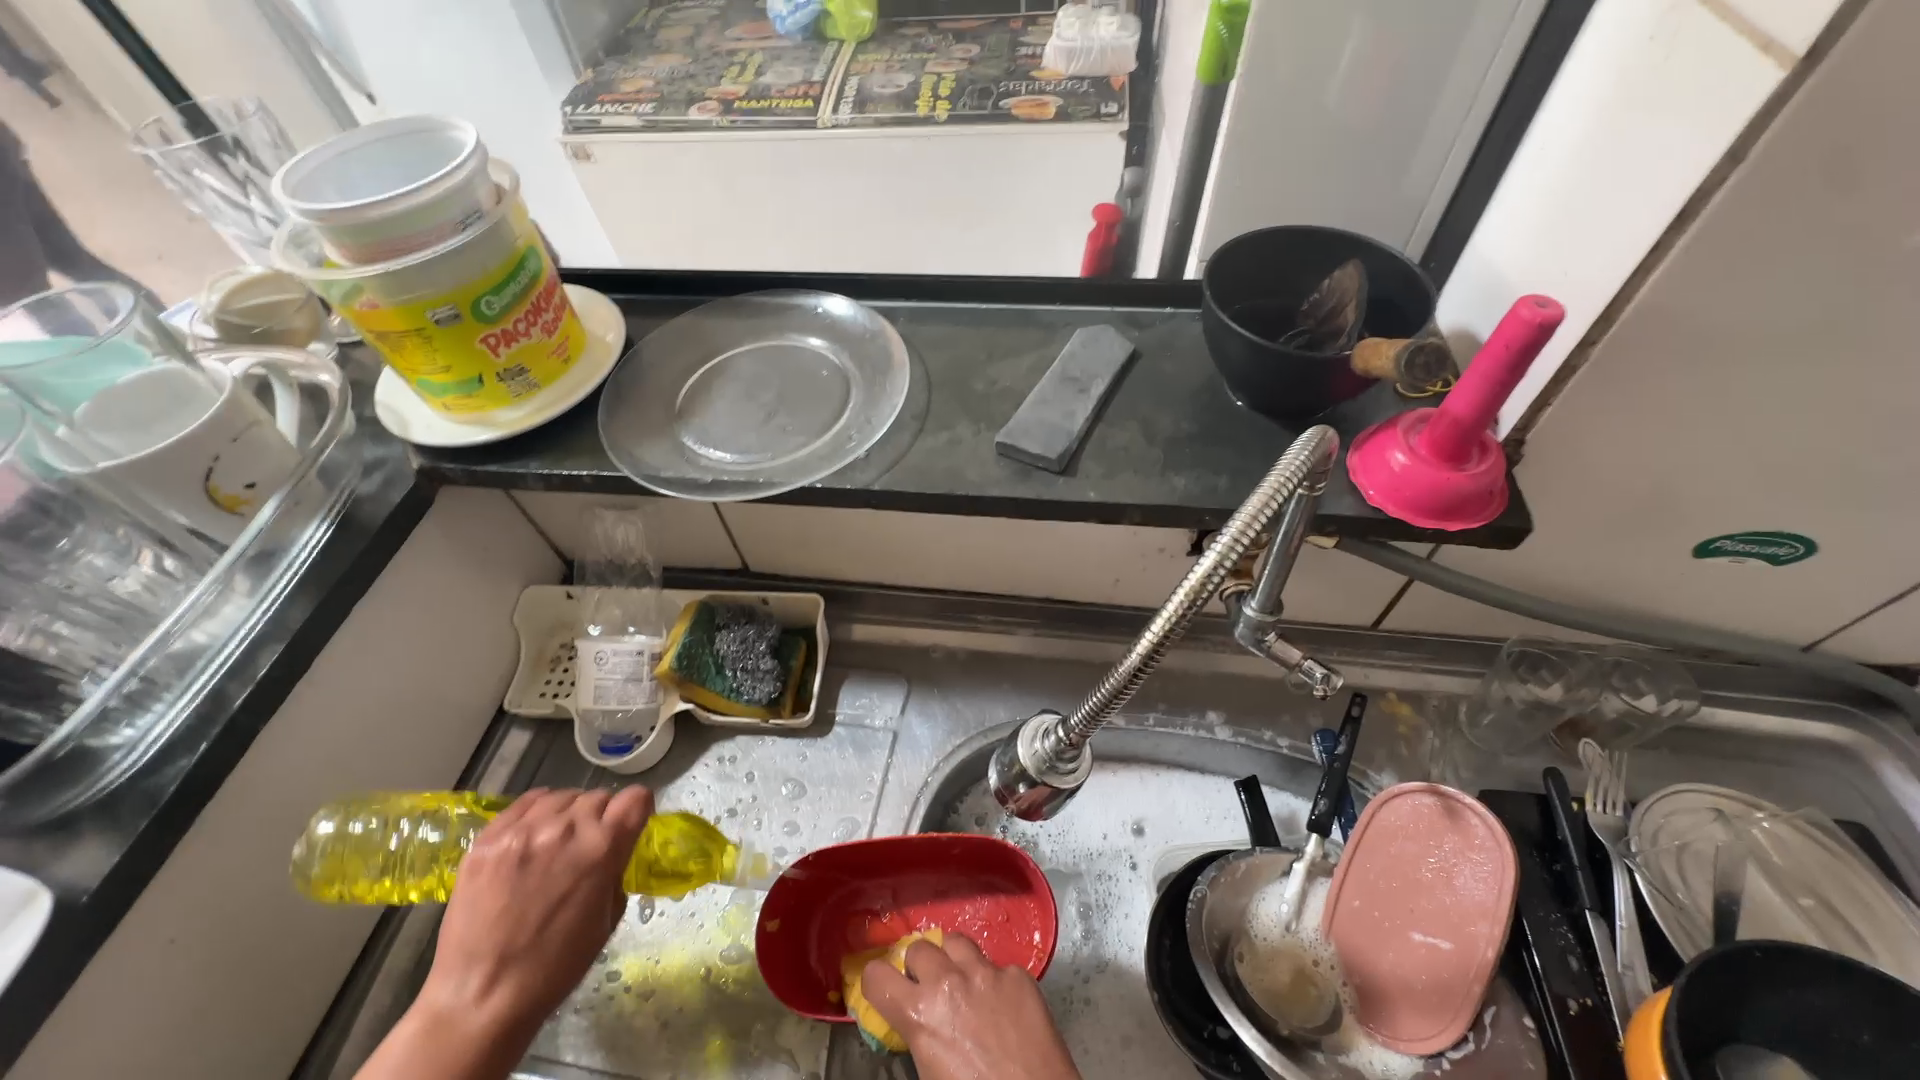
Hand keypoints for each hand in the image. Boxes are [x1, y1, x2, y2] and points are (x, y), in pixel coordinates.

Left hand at [421, 787, 652, 1039]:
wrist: (483, 994)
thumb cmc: (556, 967)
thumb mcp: (608, 919)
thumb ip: (615, 871)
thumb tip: (613, 851)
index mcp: (602, 848)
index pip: (636, 798)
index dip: (637, 811)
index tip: (630, 825)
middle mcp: (565, 828)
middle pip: (598, 796)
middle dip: (602, 816)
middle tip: (590, 845)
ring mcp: (522, 831)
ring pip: (561, 796)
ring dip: (568, 813)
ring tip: (557, 841)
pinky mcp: (487, 839)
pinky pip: (523, 804)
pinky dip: (536, 812)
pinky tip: (532, 835)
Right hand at [862, 932, 1080, 1079]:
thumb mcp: (929, 1072)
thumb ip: (916, 1035)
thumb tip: (913, 1022)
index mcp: (920, 1012)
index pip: (876, 975)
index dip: (878, 983)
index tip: (886, 991)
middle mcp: (950, 981)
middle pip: (919, 947)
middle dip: (920, 967)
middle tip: (930, 990)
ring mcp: (988, 973)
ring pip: (957, 941)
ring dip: (954, 959)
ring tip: (962, 982)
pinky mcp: (1020, 975)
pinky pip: (997, 965)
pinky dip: (994, 979)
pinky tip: (1002, 1004)